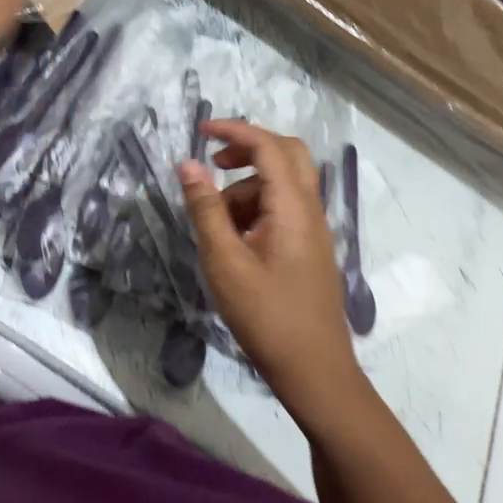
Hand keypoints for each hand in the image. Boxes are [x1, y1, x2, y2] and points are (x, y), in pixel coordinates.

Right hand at [177, 120, 355, 400]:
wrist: (314, 372)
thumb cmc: (266, 316)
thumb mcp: (224, 262)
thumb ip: (206, 209)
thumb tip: (188, 164)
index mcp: (292, 207)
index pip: (268, 147)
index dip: (235, 130)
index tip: (201, 131)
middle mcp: (309, 210)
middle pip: (287, 154)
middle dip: (248, 148)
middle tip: (214, 162)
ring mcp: (313, 230)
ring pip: (283, 183)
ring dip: (246, 185)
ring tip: (215, 221)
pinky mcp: (308, 248)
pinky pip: (283, 208)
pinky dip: (255, 207)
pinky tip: (232, 240)